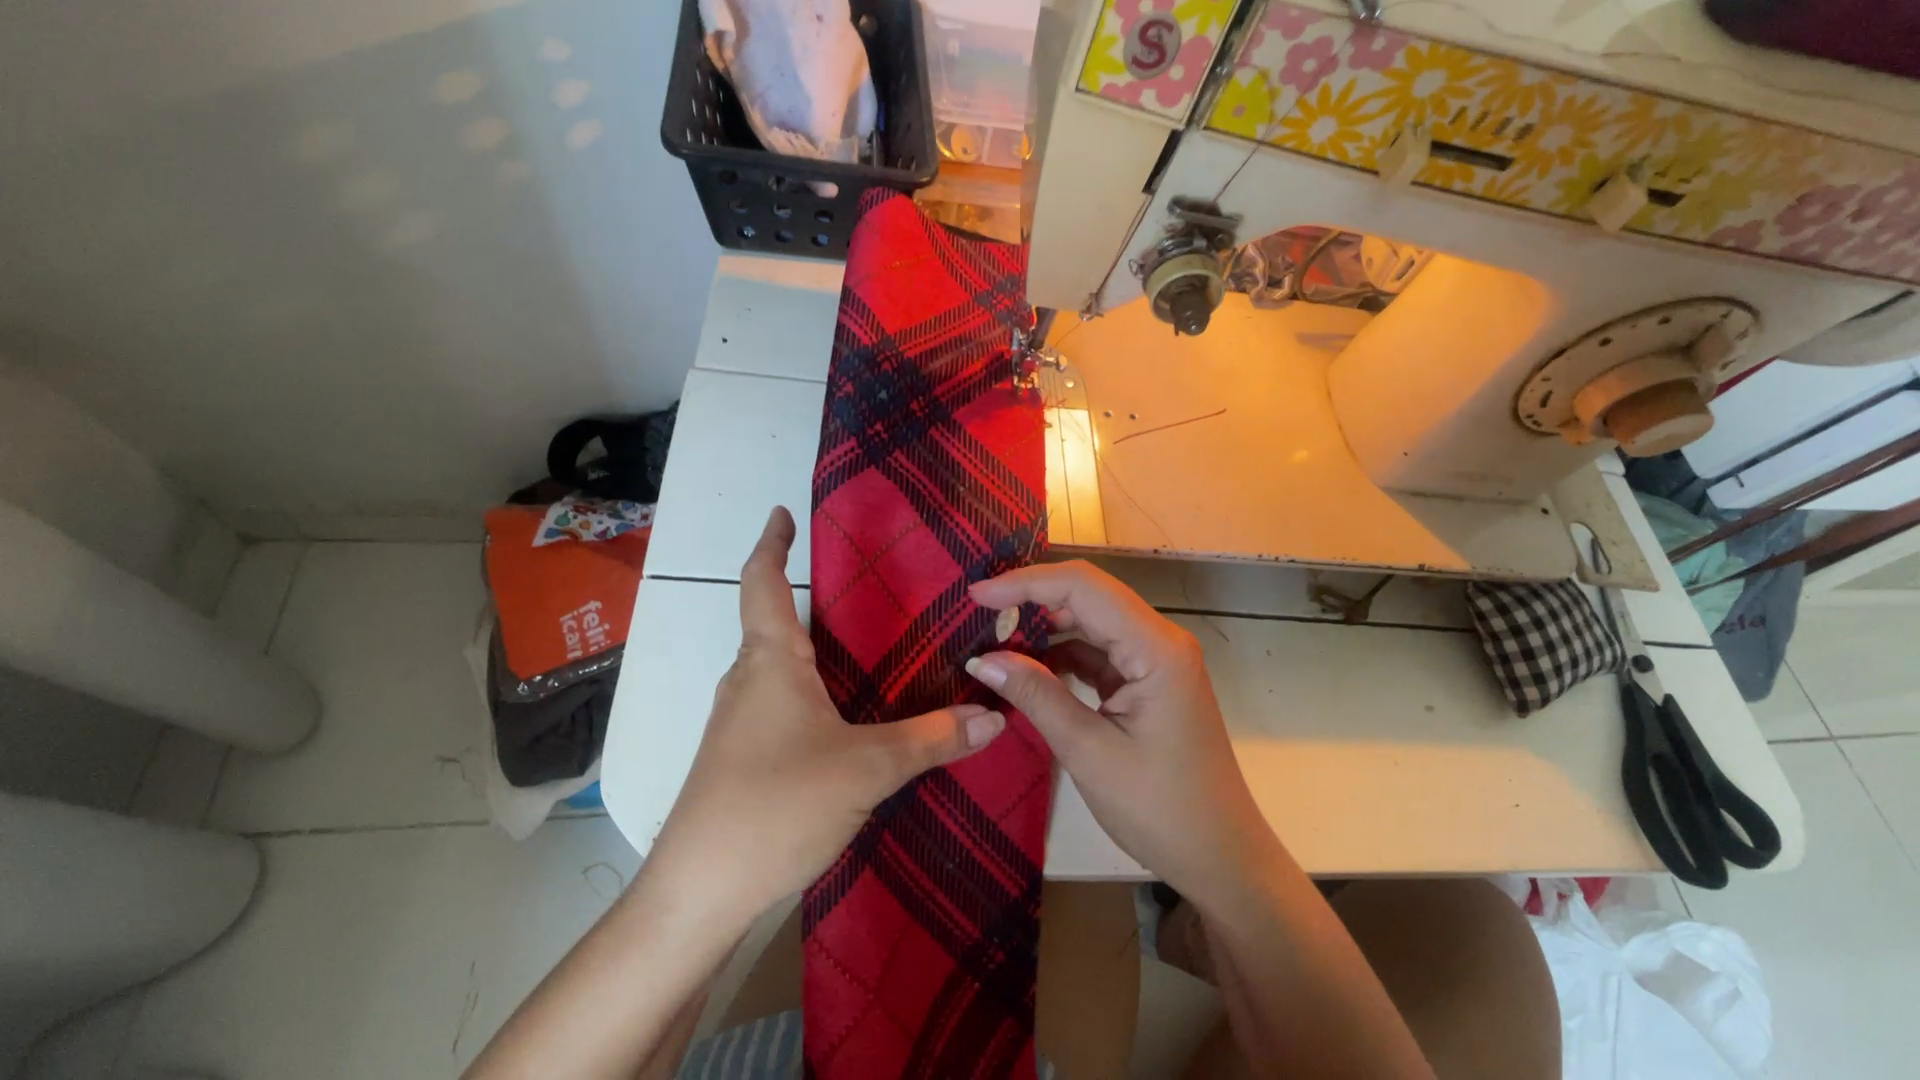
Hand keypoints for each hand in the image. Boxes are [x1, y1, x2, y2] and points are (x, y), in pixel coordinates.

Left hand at [645, 507, 1006, 924]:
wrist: (700, 889)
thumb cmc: (777, 804)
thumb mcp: (866, 769)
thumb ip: (932, 740)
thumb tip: (995, 716)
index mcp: (770, 661)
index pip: (762, 581)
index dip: (771, 543)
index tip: (781, 513)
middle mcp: (748, 681)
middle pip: (774, 623)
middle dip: (810, 598)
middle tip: (868, 585)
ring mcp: (739, 722)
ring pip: (779, 668)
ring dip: (813, 650)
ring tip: (870, 646)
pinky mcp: (742, 759)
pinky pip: (781, 704)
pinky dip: (813, 692)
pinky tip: (848, 716)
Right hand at [963, 560, 1280, 910]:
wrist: (1219, 856)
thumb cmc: (1160, 808)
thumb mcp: (1089, 752)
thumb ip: (1038, 697)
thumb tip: (983, 658)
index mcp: (1156, 648)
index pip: (1084, 588)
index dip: (1026, 583)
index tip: (975, 596)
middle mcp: (1160, 641)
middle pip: (1089, 598)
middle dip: (1032, 601)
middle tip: (976, 619)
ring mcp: (1155, 662)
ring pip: (1091, 624)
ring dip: (1044, 630)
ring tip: (992, 642)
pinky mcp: (1147, 684)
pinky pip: (1098, 654)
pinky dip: (1061, 658)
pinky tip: (1025, 671)